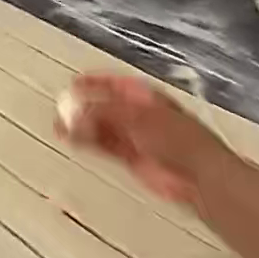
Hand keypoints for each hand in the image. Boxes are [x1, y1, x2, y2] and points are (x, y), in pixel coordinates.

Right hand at [56, 74, 227, 206]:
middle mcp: (139, 114)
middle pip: (104, 106)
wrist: (198, 175)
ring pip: (101, 127)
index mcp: (145, 96)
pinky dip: (87, 142)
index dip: (94, 82)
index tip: (74, 83)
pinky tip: (73, 139)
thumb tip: (78, 112)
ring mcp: (135, 136)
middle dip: (82, 107)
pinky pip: (104, 145)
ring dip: (81, 126)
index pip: (115, 83)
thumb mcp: (137, 117)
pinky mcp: (132, 157)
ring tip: (60, 126)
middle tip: (61, 108)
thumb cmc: (180, 139)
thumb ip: (104, 113)